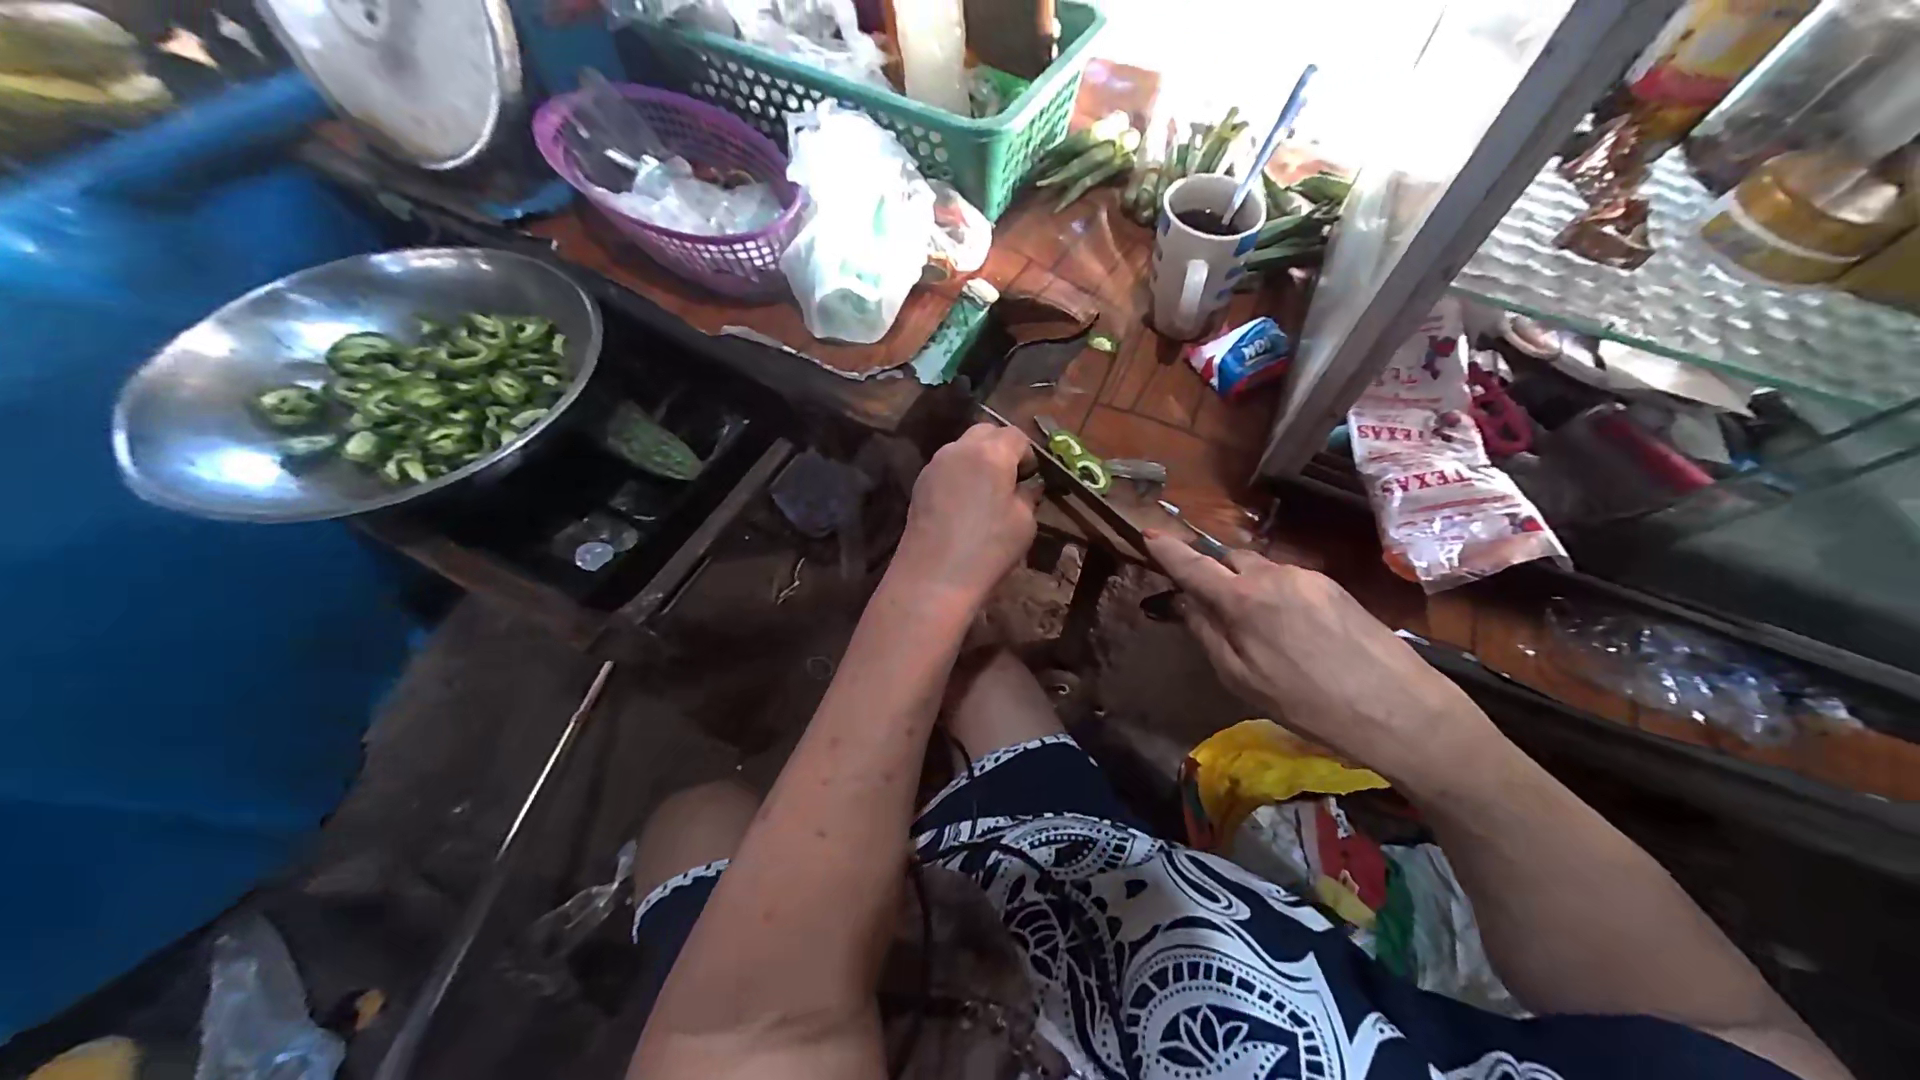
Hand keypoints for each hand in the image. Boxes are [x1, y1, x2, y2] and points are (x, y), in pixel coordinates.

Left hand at [893, 424, 1039, 602]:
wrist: (933, 577)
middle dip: (1001, 448)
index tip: (1030, 478)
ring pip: (963, 447)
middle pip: (985, 432)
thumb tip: (1028, 486)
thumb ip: (1028, 495)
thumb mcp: (1024, 523)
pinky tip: (963, 504)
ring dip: (978, 460)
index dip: (1027, 454)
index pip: (1015, 435)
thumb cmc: (988, 549)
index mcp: (991, 454)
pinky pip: (947, 466)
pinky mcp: (920, 483)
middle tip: (1010, 479)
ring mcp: (935, 464)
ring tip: (986, 493)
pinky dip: (960, 474)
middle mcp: (959, 449)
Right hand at [1145, 533, 1504, 788]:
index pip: (1193, 565)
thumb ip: (1207, 633)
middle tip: (1211, 606)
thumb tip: (1187, 602)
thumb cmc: (1308, 704)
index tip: (1148, 535)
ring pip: (1260, 569)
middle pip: (1228, 559)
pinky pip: (1289, 580)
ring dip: (1247, 586)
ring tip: (1260, 630)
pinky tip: (1292, 632)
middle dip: (1213, 573)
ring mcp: (1309, 577)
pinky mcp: (1336, 586)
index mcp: (1242, 600)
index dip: (1167, 549)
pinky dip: (1275, 595)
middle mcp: (1273, 575)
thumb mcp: (1240, 679)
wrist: (1401, 710)